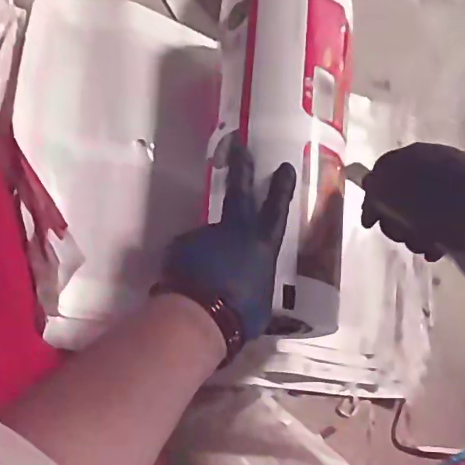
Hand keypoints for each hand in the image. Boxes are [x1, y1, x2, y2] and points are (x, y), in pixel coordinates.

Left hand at [162, 142, 294, 350]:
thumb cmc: (241, 315)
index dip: (281, 189)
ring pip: (208, 240)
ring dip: (208, 256)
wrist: (198, 317)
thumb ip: (257, 288)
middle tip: (239, 147)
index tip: (284, 166)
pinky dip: (189, 266)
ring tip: (205, 284)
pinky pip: (187, 254)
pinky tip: (188, 285)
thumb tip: (254, 293)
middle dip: (241, 167)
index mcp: (261, 245)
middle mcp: (234, 231)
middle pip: (239, 191)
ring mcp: (204, 234)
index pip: (276, 211)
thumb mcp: (261, 305)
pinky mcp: (180, 245)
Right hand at [360, 143, 464, 260]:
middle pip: (398, 199)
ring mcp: (451, 192)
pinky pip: (438, 230)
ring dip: (412, 235)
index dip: (373, 200)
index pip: (383, 174)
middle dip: (394, 222)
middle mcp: (431, 169)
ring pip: (417, 218)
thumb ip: (373, 191)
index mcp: (413, 156)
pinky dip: (432, 241)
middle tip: (399, 233)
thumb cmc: (431, 201)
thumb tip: (369, 194)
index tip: (370, 223)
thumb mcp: (389, 192)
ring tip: (421, 244)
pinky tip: (434, 250)